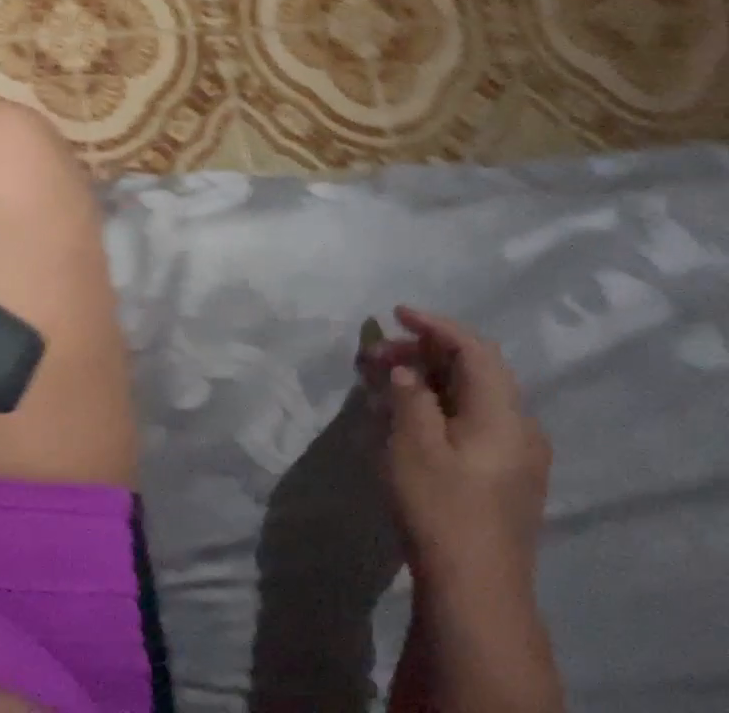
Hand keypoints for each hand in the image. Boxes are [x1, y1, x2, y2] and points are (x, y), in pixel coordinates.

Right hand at [363, 307, 551, 586]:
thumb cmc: (439, 505)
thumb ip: (410, 398)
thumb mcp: (413, 445)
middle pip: (476, 372)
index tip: (395, 312)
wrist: (474, 581)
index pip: (476, 352)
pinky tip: (405, 415)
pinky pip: (471, 420)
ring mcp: (517, 455)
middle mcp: (520, 429)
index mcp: (504, 416)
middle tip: (373, 355)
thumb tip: (406, 370)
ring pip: (472, 398)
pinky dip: (437, 404)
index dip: (437, 326)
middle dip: (424, 354)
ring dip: (427, 380)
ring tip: (381, 381)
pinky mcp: (503, 475)